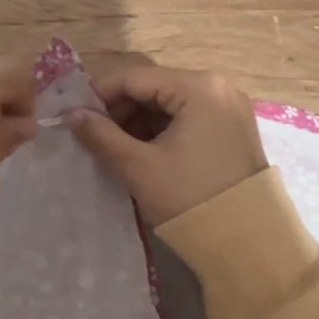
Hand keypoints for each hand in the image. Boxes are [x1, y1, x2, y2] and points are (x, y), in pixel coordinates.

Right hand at [70, 64, 265, 226]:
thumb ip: (101, 135)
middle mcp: (218, 87)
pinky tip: (143, 152)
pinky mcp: (233, 129)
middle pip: (154, 87)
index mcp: (198, 87)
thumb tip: (72, 115)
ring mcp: (230, 108)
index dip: (100, 95)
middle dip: (121, 110)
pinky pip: (189, 118)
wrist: (246, 240)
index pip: (135, 78)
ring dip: (139, 122)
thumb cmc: (188, 196)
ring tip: (115, 148)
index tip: (76, 116)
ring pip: (170, 103)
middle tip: (95, 137)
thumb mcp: (138, 166)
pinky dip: (162, 130)